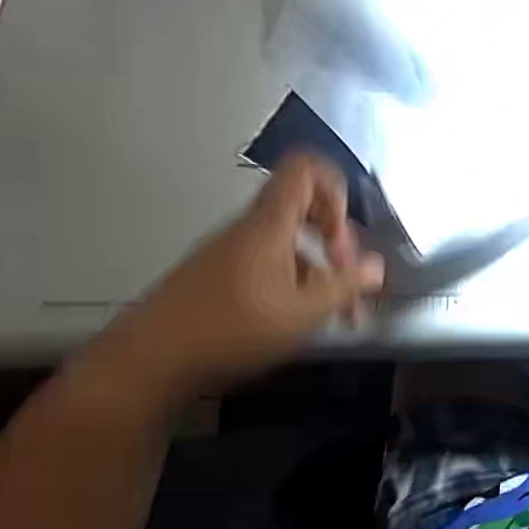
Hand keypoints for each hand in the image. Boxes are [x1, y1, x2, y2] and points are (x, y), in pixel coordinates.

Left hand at [76, 153, 384, 405]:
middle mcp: (251, 228)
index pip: (306, 170)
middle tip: (349, 282)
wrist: (153, 358)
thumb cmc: (231, 330)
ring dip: (322, 271)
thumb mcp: (303, 312)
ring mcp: (235, 250)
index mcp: (270, 225)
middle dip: (338, 242)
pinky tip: (302, 319)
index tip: (346, 233)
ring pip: (292, 243)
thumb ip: (344, 286)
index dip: (336, 189)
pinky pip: (273, 263)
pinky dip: (298, 283)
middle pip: (305, 209)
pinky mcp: (224, 274)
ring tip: (335, 314)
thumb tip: (375, 266)